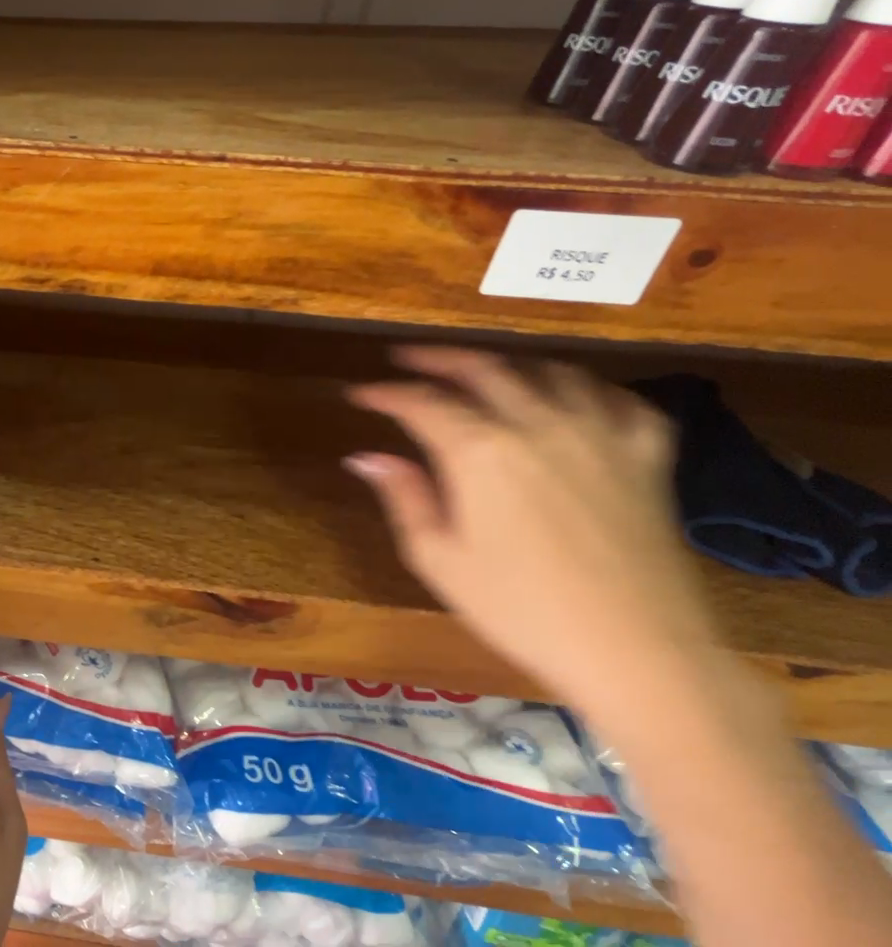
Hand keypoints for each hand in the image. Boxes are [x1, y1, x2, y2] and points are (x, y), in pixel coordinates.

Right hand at [344, 346, 720, 714]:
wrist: (636, 650)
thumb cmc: (519, 609)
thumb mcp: (438, 558)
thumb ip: (405, 497)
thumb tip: (367, 457)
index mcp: (481, 451)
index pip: (422, 403)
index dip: (386, 393)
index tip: (360, 393)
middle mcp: (539, 425)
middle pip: (484, 369)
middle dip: (438, 359)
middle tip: (408, 358)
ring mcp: (601, 435)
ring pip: (550, 372)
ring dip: (508, 364)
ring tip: (484, 372)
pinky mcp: (648, 456)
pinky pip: (619, 400)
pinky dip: (587, 389)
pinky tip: (572, 398)